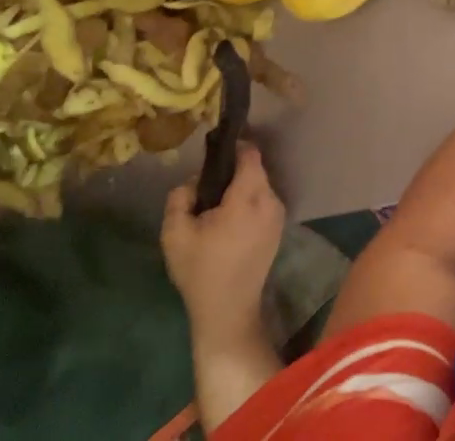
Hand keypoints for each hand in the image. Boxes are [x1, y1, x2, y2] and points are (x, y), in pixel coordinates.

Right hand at [161, 144, 285, 348]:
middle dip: (232, 170)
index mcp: (248, 198)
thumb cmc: (200, 270)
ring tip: (214, 206)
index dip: (233, 146)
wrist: (229, 308)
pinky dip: (248, 201)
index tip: (213, 149)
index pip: (250, 155)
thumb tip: (194, 180)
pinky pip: (263, 201)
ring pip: (259, 186)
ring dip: (240, 187)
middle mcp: (270, 200)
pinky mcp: (279, 227)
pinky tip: (228, 220)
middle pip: (255, 169)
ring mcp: (279, 214)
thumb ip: (180, 197)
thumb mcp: (175, 233)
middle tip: (205, 185)